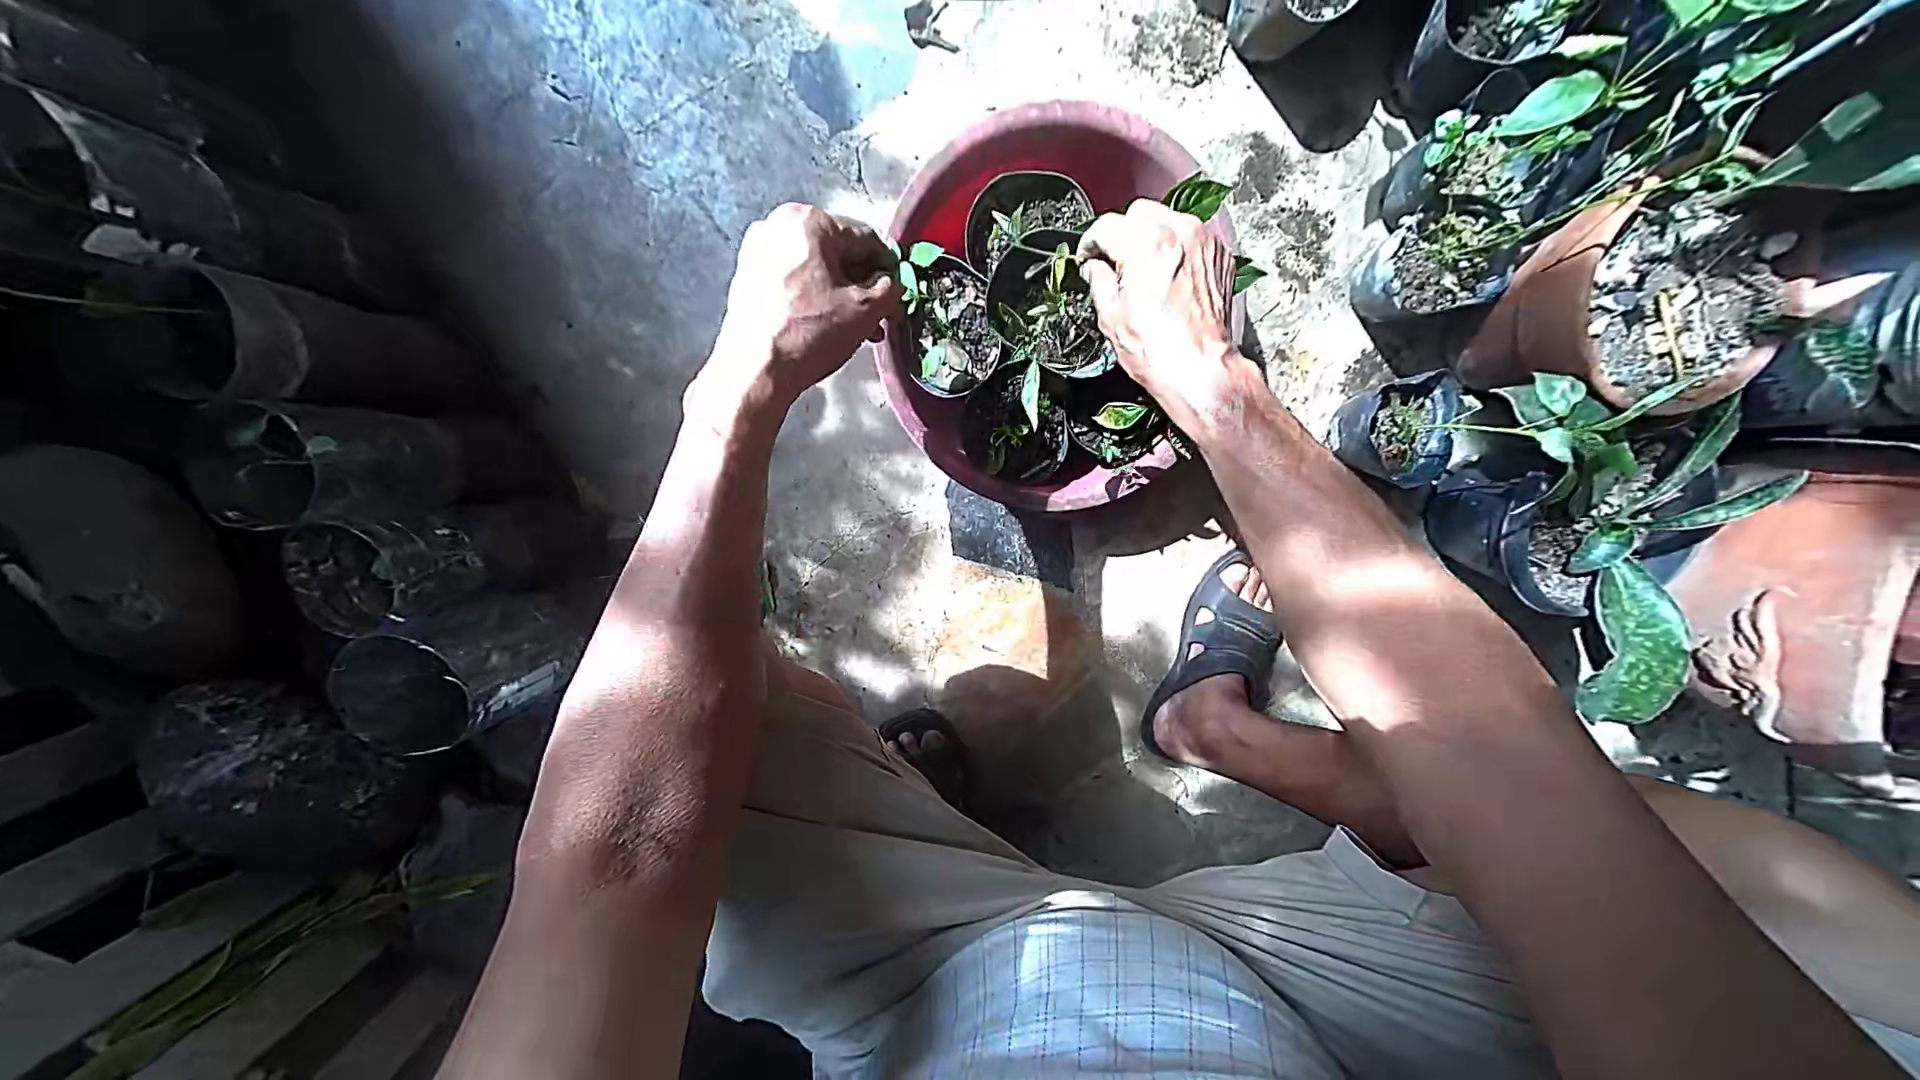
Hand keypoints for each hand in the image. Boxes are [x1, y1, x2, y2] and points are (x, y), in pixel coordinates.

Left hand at [696, 203, 901, 422]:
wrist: (756, 370)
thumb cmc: (807, 334)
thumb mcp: (866, 310)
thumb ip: (889, 289)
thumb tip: (890, 284)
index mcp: (809, 221)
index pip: (866, 239)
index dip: (889, 270)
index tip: (898, 292)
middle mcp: (778, 226)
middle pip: (838, 253)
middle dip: (862, 286)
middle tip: (879, 315)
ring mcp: (758, 252)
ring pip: (816, 270)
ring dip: (841, 297)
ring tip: (857, 328)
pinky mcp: (748, 279)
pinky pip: (794, 282)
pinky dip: (815, 300)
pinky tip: (828, 327)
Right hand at [1077, 200, 1239, 425]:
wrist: (1198, 366)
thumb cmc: (1157, 348)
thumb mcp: (1111, 316)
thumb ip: (1099, 282)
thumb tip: (1094, 269)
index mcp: (1146, 243)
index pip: (1106, 225)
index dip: (1090, 243)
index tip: (1087, 257)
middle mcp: (1178, 232)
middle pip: (1138, 214)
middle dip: (1122, 235)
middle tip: (1114, 263)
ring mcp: (1203, 241)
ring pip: (1167, 220)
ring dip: (1150, 239)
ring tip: (1142, 271)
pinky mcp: (1218, 256)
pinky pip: (1189, 238)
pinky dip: (1175, 250)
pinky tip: (1166, 278)